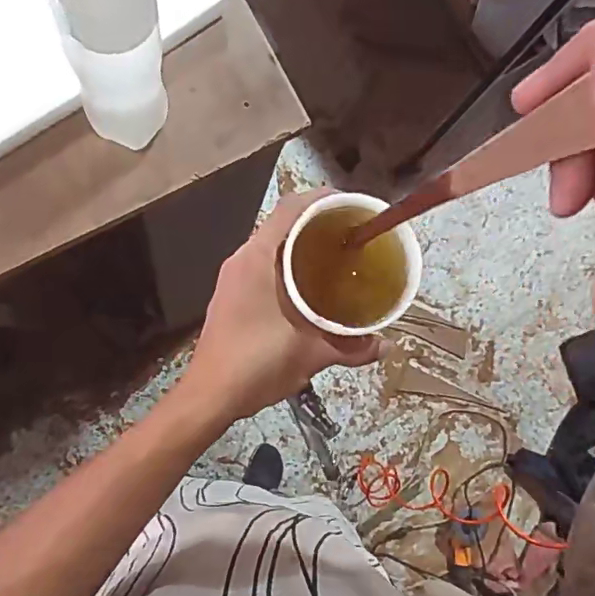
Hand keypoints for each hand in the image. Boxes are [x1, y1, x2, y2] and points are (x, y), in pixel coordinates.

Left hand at [179, 189, 383, 420]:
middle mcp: (240, 260)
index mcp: (257, 258)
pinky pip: (262, 269)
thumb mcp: (309, 354)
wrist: (209, 396)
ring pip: (271, 249)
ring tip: (337, 262)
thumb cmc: (256, 365)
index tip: (356, 208)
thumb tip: (385, 345)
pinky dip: (286, 270)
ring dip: (302, 250)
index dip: (326, 200)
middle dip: (319, 226)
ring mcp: (231, 279)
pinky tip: (308, 291)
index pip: (292, 207)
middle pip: (283, 225)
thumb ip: (350, 347)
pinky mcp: (228, 298)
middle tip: (353, 238)